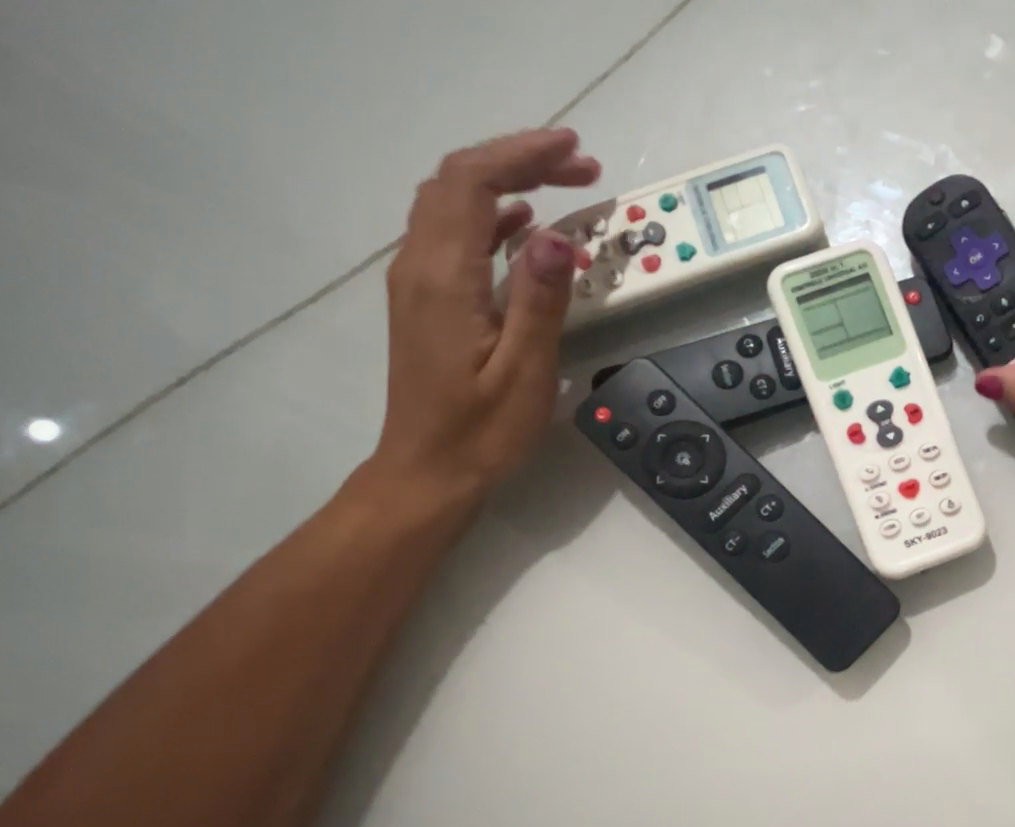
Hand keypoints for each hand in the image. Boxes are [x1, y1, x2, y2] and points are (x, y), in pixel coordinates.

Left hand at [369, 128, 600, 506]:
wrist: (428, 472)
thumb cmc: (482, 431)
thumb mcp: (525, 371)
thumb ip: (540, 300)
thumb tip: (558, 236)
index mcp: (444, 278)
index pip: (472, 184)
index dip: (522, 155)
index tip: (574, 150)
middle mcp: (419, 266)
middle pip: (457, 182)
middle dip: (519, 160)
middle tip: (581, 166)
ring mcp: (417, 282)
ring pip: (451, 203)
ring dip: (505, 183)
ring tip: (564, 186)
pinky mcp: (426, 300)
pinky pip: (452, 234)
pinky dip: (492, 215)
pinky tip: (527, 227)